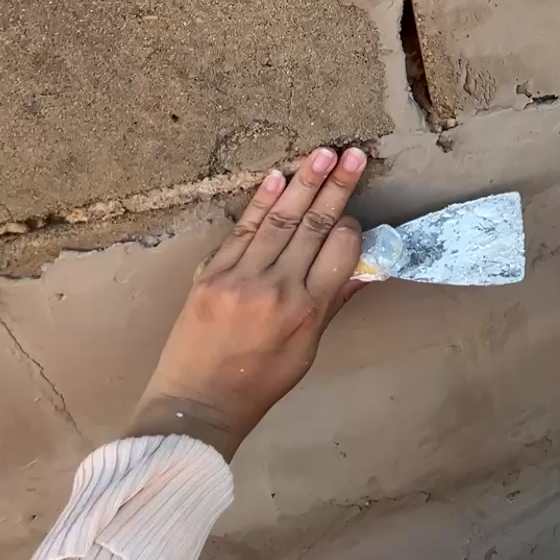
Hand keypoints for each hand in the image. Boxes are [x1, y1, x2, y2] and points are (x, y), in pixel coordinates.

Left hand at [123, 146, 369, 460]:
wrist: (193, 407)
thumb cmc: (261, 382)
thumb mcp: (309, 348)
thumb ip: (334, 302)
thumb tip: (365, 269)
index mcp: (308, 309)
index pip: (340, 250)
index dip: (351, 227)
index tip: (354, 215)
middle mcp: (277, 288)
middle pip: (314, 225)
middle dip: (337, 186)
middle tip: (354, 153)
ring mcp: (241, 277)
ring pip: (281, 219)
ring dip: (305, 181)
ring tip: (324, 152)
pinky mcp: (211, 274)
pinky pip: (242, 229)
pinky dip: (262, 201)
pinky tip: (279, 176)